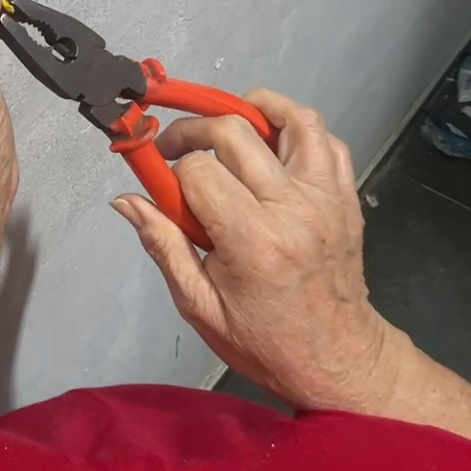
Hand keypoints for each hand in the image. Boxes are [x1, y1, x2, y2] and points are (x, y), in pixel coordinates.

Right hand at [109, 90, 410, 412]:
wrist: (340, 361)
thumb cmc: (264, 338)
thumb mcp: (198, 305)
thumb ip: (162, 244)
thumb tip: (125, 200)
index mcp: (252, 240)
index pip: (199, 170)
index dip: (172, 169)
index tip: (162, 183)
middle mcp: (293, 210)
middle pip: (235, 132)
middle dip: (194, 129)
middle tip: (178, 149)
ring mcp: (326, 199)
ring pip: (293, 120)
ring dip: (252, 108)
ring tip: (226, 126)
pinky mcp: (345, 198)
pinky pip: (325, 140)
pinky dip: (295, 128)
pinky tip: (269, 144)